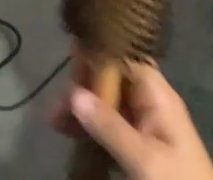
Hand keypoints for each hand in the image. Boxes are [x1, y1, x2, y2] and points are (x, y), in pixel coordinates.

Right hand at [58, 61, 212, 179]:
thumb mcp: (144, 158)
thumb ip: (109, 126)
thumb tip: (74, 93)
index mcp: (158, 96)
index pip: (126, 60)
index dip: (99, 55)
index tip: (70, 57)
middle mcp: (150, 104)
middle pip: (112, 82)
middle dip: (83, 88)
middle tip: (56, 105)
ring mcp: (145, 127)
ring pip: (107, 105)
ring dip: (82, 110)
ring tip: (54, 122)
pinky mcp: (138, 148)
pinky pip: (109, 128)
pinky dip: (90, 129)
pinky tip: (68, 133)